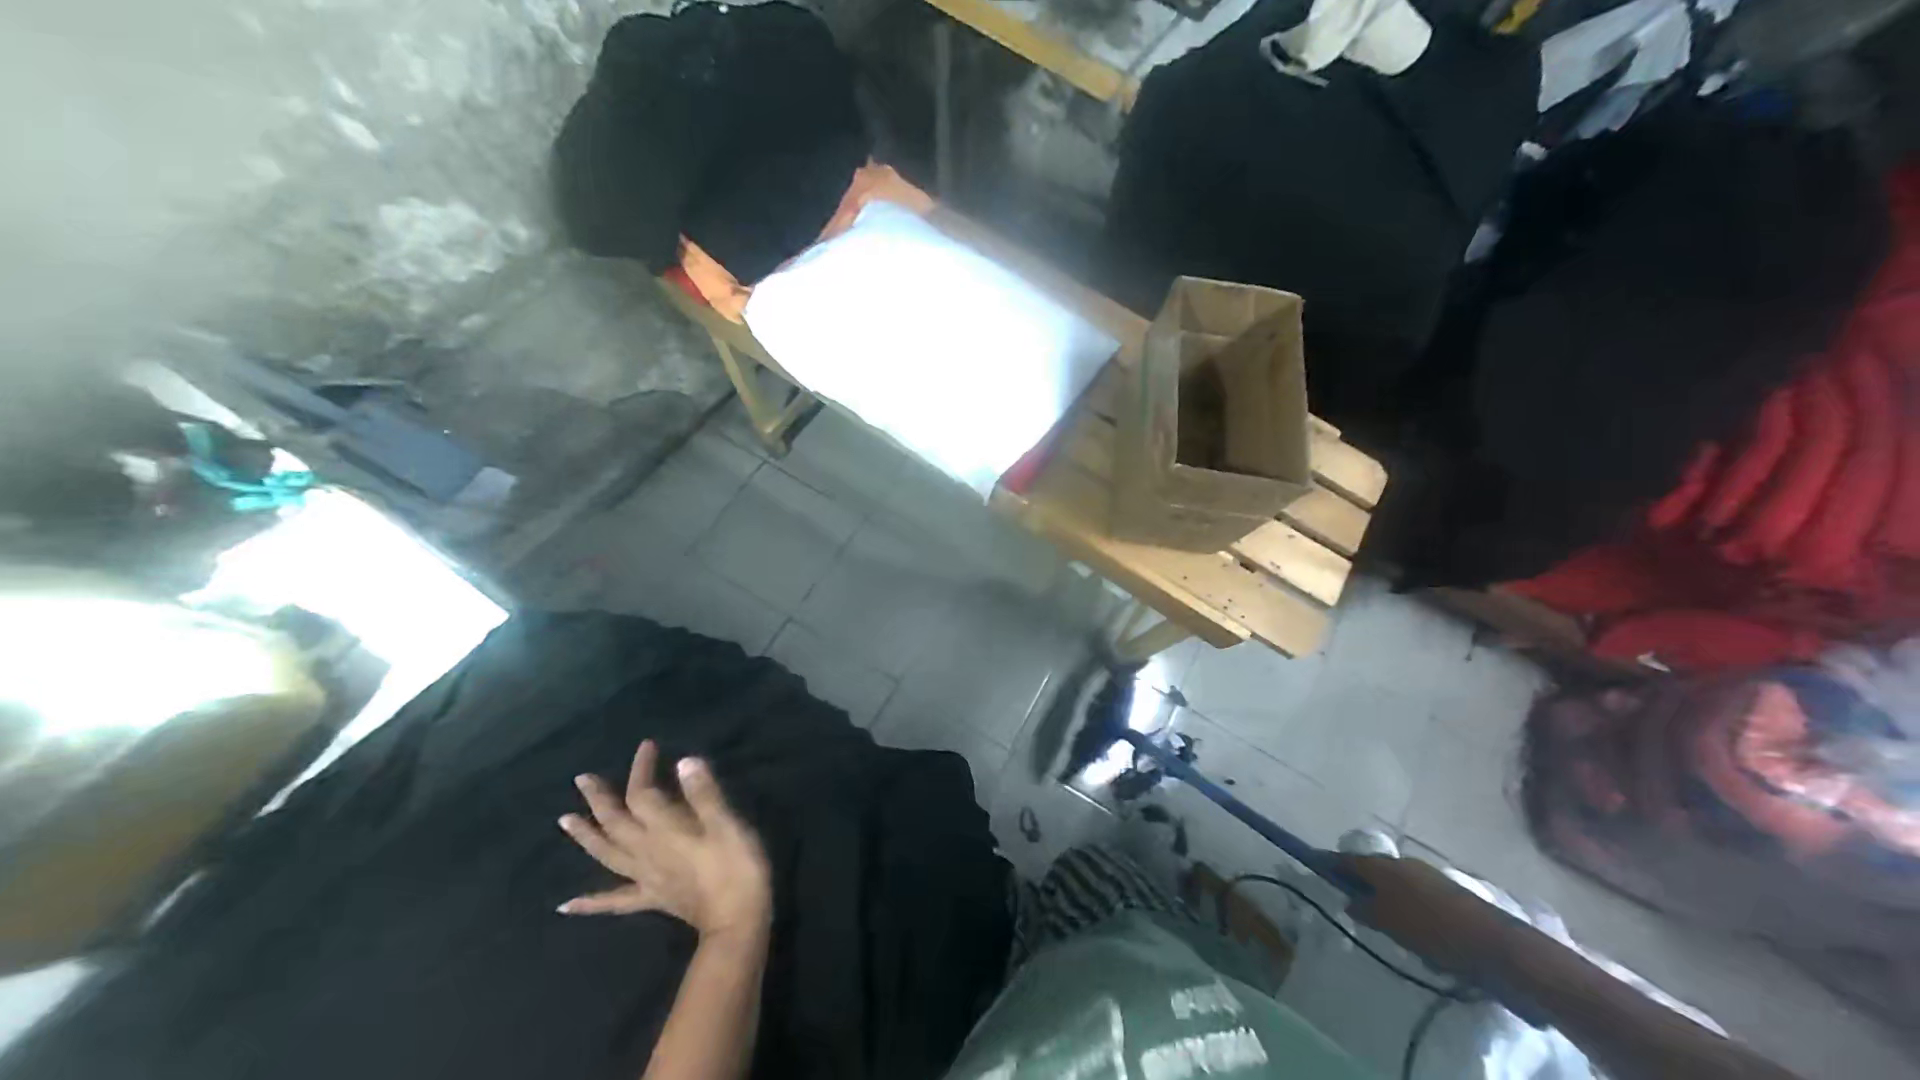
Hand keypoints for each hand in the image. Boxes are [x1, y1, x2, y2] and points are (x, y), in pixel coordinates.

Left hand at [558, 740, 771, 939]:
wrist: (737, 923)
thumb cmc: (737, 868)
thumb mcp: (727, 825)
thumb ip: (704, 794)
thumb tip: (684, 761)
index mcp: (664, 831)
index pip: (642, 794)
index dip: (640, 769)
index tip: (647, 746)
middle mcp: (646, 852)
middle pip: (615, 823)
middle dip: (599, 798)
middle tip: (582, 779)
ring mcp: (646, 877)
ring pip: (607, 854)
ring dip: (586, 837)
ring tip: (565, 821)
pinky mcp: (653, 899)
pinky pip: (615, 900)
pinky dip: (590, 902)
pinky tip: (567, 906)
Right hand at [1337, 854, 1521, 980]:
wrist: (1495, 944)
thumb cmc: (1431, 930)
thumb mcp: (1388, 923)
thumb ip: (1364, 909)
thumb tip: (1351, 901)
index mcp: (1384, 866)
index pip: (1347, 860)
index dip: (1330, 863)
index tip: (1315, 865)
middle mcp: (1404, 864)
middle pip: (1374, 870)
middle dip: (1362, 883)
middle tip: (1354, 903)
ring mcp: (1429, 876)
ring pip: (1397, 884)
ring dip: (1388, 898)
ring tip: (1387, 924)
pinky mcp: (1450, 894)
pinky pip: (1418, 897)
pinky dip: (1409, 908)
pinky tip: (1416, 933)